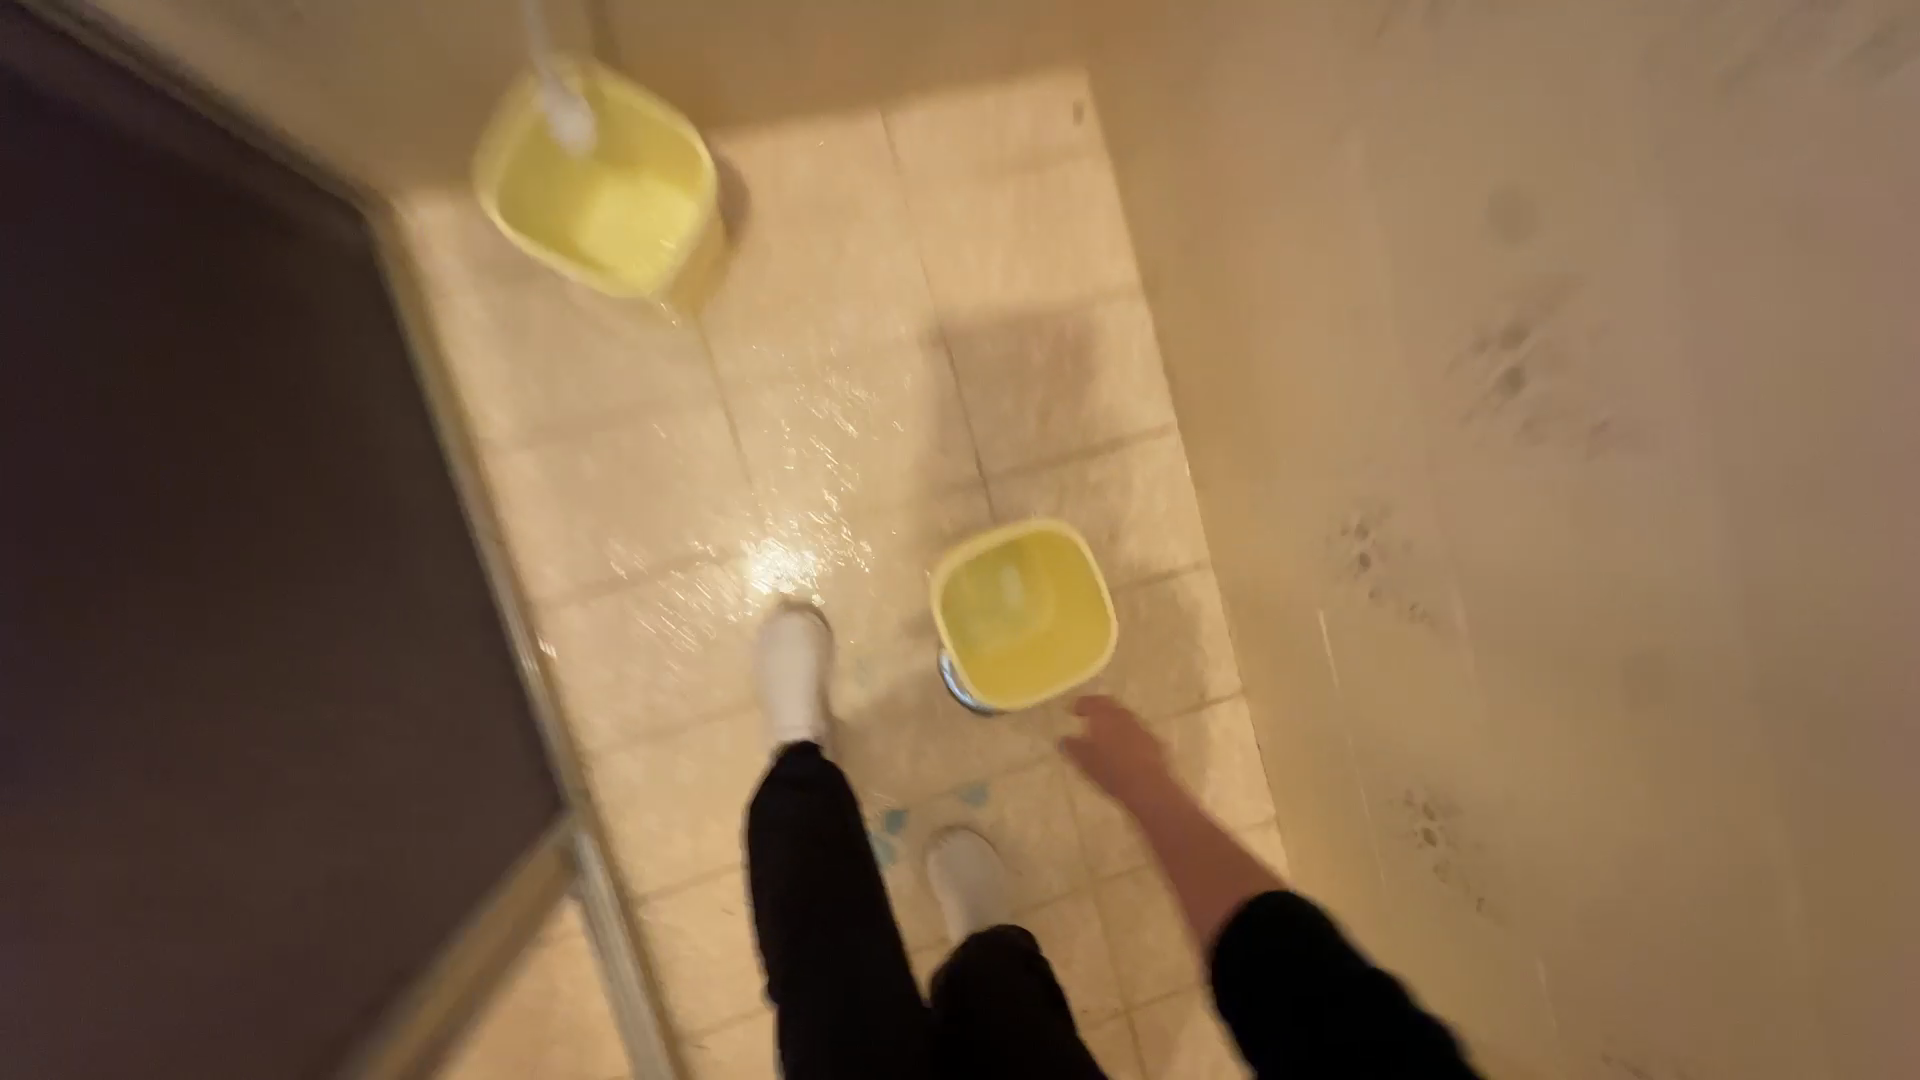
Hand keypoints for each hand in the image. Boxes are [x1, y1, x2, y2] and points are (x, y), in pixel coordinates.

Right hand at [1059, 695, 1176, 807]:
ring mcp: (1142, 728)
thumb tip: (1062, 739)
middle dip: (1099, 709)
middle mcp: (1124, 716)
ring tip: (1106, 733)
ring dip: (1114, 721)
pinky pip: (1137, 731)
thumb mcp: (1084, 762)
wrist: (1149, 788)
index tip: (1073, 710)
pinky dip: (1127, 734)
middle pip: (1110, 705)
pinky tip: (1124, 747)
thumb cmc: (1111, 773)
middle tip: (1089, 717)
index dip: (1081, 704)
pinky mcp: (1154, 742)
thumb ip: (1072, 747)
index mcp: (1104, 717)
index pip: (1091, 702)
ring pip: (1125, 717)